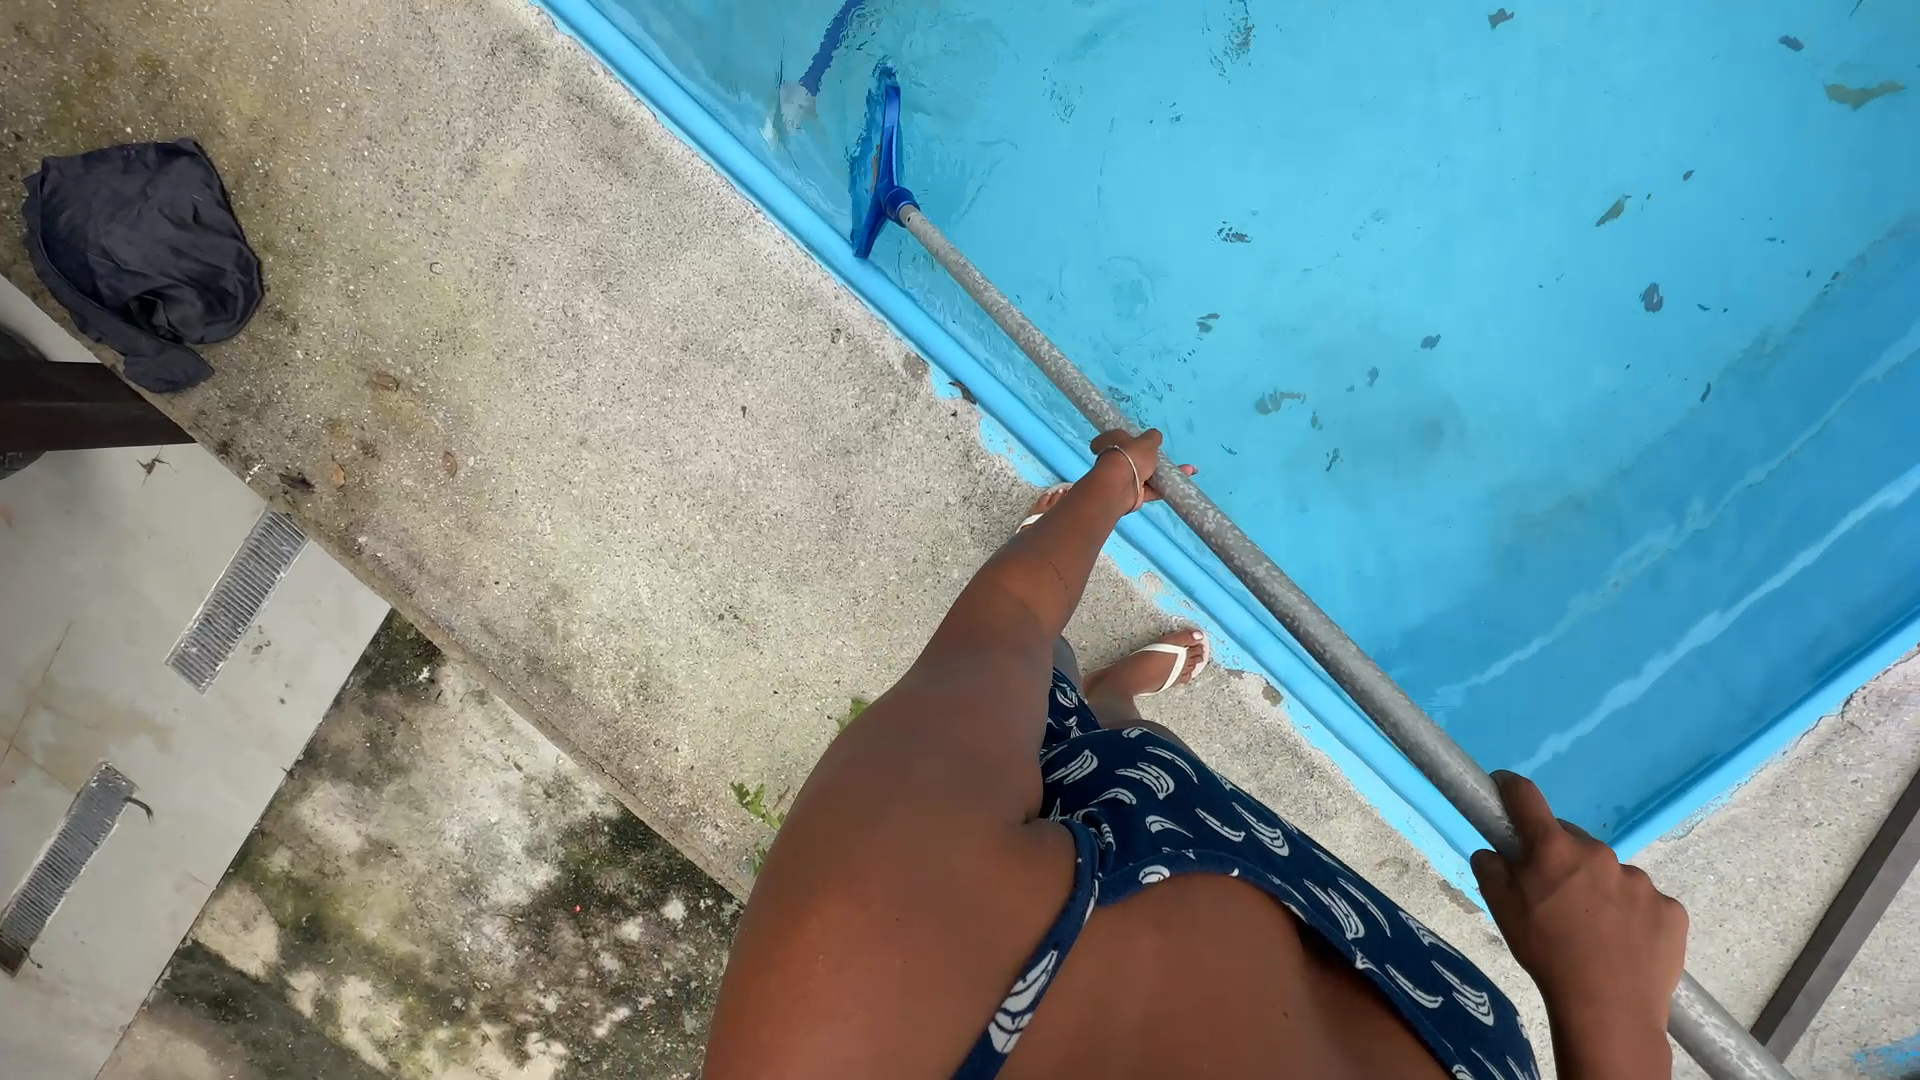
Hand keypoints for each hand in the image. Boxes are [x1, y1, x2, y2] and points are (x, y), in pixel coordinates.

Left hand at [1088, 428, 1196, 508]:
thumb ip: (1153, 437)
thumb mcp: (1146, 441)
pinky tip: (1182, 480)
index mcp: (1109, 441)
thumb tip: (1155, 435)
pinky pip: (1151, 489)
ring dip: (1165, 473)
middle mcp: (1113, 460)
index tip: (1141, 441)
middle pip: (1134, 458)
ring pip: (1146, 475)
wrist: (1121, 486)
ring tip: (1188, 470)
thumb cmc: (1130, 456)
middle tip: (1167, 458)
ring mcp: (1122, 479)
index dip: (1128, 439)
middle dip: (1152, 459)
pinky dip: (1165, 486)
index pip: (1116, 438)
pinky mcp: (1131, 494)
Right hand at [1471, 771, 1686, 1036]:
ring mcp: (1641, 881)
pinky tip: (1621, 938)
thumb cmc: (1544, 948)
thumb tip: (1497, 851)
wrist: (1608, 1007)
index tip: (1502, 788)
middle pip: (1570, 839)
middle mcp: (1599, 853)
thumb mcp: (1497, 903)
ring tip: (1591, 924)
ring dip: (1595, 884)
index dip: (1509, 786)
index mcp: (1553, 847)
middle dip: (1557, 855)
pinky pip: (1642, 898)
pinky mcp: (1672, 910)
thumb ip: (1489, 863)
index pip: (1525, 795)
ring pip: (1607, 870)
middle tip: (1550, 890)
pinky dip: (1629, 910)